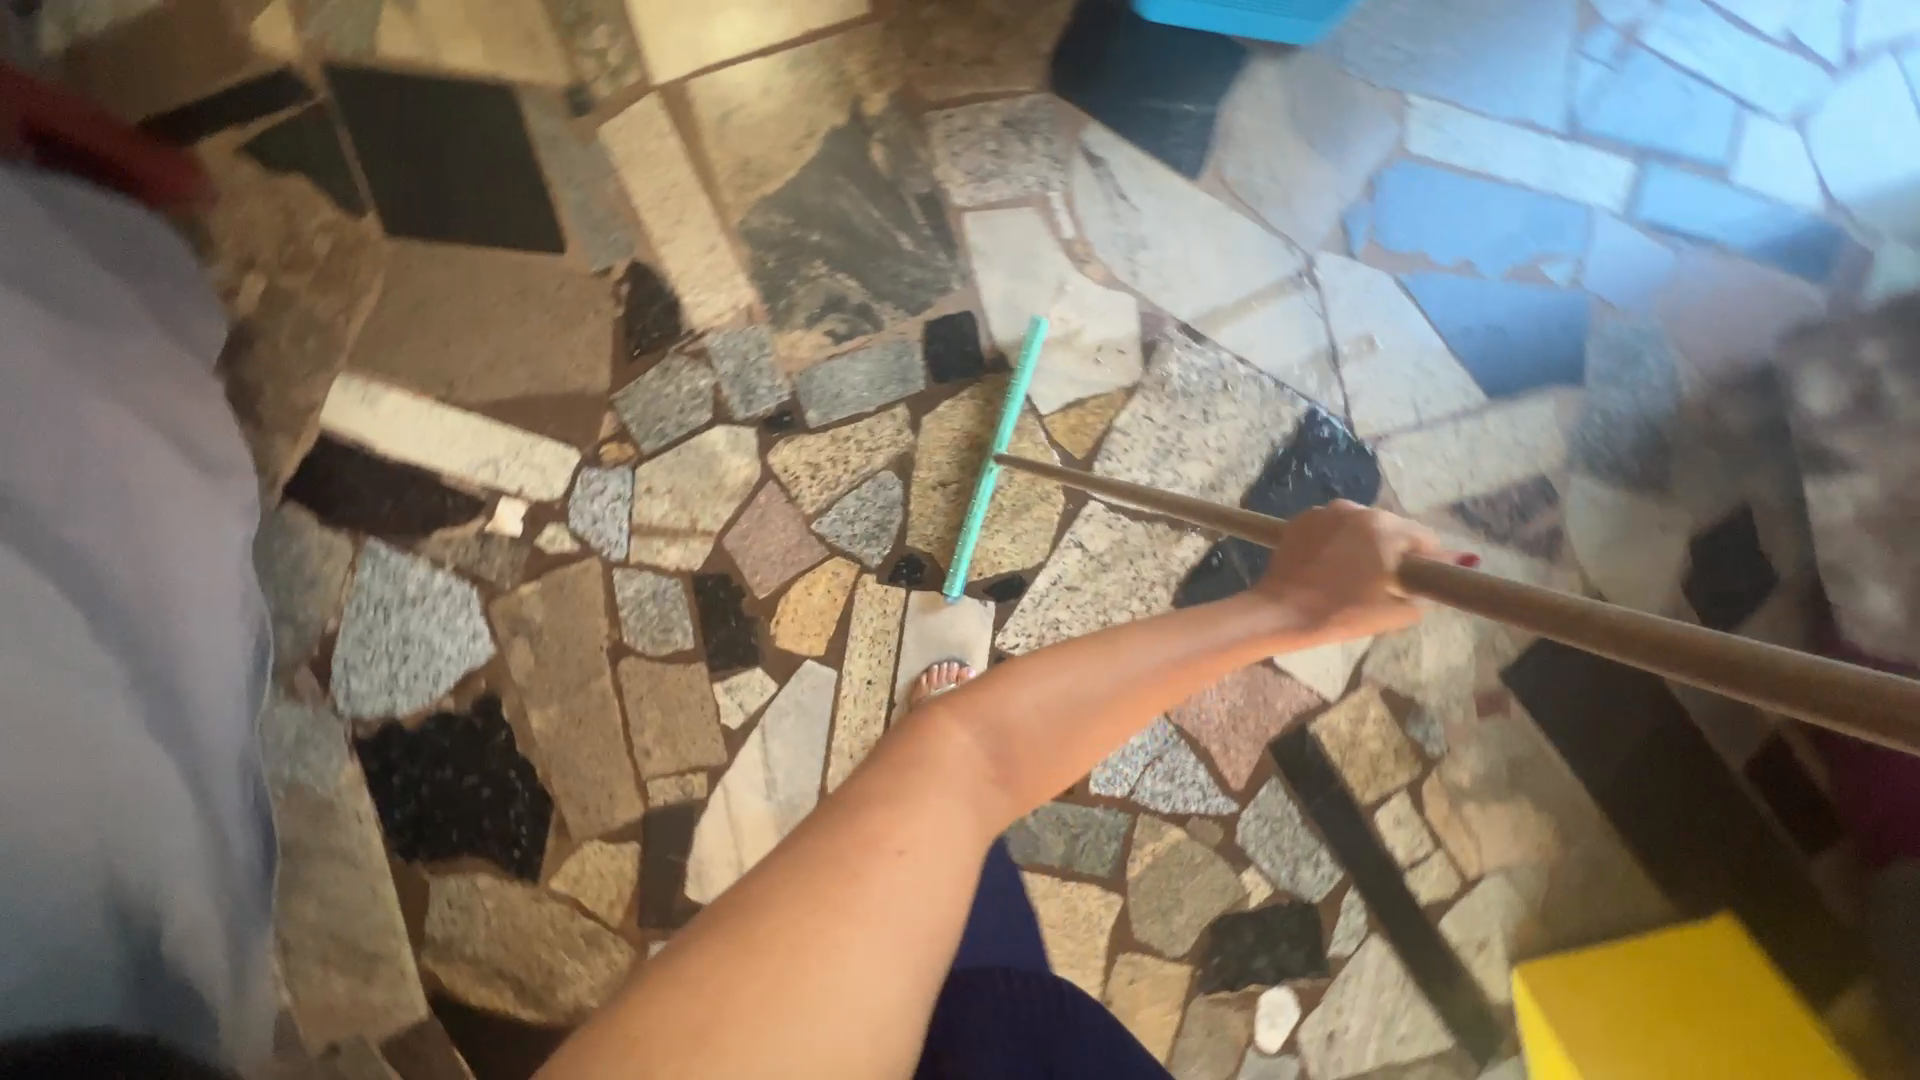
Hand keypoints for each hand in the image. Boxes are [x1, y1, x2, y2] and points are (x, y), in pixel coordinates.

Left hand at [1253, 500, 1454, 640]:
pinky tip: (1329, 563)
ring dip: (1364, 541)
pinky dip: (1337, 539)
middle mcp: (1357, 509)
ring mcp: (1325, 511)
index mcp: (1386, 528)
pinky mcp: (1301, 519)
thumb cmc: (1341, 614)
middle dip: (1394, 549)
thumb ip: (1428, 589)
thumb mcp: (1396, 611)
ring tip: (1353, 571)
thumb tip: (1451, 570)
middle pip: (1392, 527)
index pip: (1425, 538)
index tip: (1419, 579)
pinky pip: (1332, 525)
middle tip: (1383, 579)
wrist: (1281, 611)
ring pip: (1360, 524)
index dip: (1429, 560)